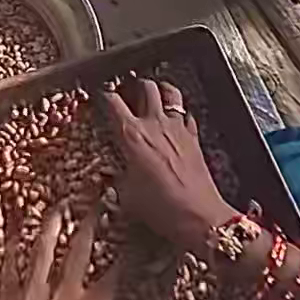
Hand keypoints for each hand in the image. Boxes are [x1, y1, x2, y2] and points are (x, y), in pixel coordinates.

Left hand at [0, 203, 121, 299]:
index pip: (113, 279)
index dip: (130, 257)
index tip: (143, 237)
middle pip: (76, 253)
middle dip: (90, 225)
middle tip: (99, 200)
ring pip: (41, 253)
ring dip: (51, 227)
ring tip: (59, 204)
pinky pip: (9, 271)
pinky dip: (11, 250)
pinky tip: (12, 234)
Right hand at [100, 78, 237, 255]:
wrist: (199, 215)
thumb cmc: (161, 207)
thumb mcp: (127, 195)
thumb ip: (117, 177)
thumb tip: (113, 173)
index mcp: (132, 136)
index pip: (112, 101)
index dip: (103, 94)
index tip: (99, 95)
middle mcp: (155, 124)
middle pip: (145, 87)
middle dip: (133, 84)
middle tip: (127, 90)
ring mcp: (177, 127)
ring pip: (169, 92)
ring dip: (159, 89)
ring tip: (152, 93)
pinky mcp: (194, 136)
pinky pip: (185, 113)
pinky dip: (178, 112)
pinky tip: (174, 120)